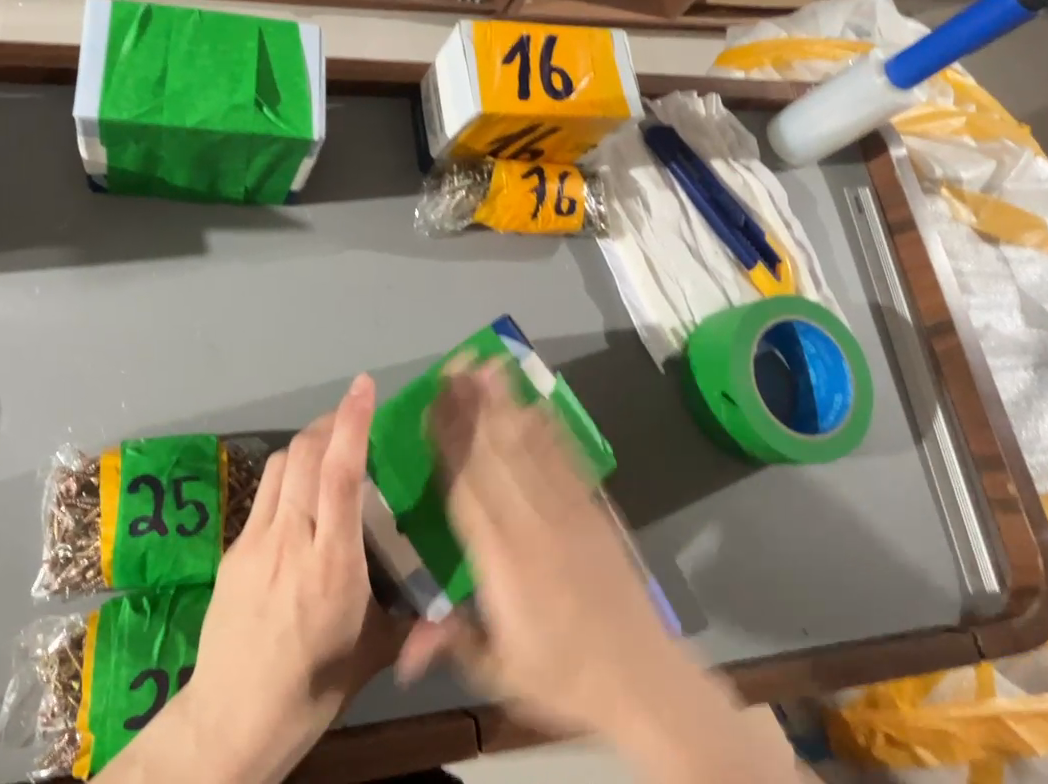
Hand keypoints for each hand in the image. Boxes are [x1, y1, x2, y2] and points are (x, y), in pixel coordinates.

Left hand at [173, 374, 399, 780]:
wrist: (236, 716)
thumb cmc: (315, 688)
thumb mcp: (375, 652)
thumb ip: (409, 615)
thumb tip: (444, 601)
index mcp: (333, 564)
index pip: (341, 474)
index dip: (352, 422)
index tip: (363, 387)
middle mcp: (290, 540)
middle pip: (304, 455)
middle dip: (329, 423)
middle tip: (353, 416)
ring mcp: (254, 542)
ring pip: (279, 467)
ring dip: (306, 447)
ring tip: (329, 452)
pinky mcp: (232, 551)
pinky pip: (263, 497)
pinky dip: (287, 481)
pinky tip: (301, 503)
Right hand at [395, 359, 681, 742]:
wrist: (644, 683)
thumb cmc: (564, 678)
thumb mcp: (498, 671)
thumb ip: (452, 642)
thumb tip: (403, 649)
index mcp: (501, 559)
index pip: (465, 486)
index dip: (448, 440)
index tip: (431, 404)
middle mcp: (532, 525)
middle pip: (496, 454)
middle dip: (473, 406)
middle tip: (455, 365)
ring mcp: (569, 515)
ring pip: (531, 448)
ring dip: (508, 404)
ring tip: (491, 365)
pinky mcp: (596, 515)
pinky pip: (569, 462)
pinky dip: (552, 429)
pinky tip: (539, 404)